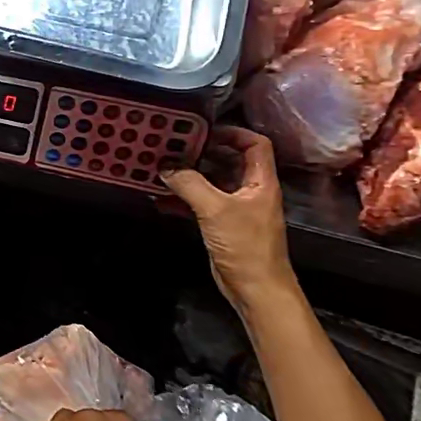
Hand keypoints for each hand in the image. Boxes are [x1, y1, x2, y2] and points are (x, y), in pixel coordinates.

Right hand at [160, 126, 298, 313]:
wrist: (256, 290)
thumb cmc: (245, 246)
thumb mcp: (215, 209)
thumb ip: (189, 184)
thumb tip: (166, 166)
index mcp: (260, 182)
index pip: (255, 144)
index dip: (233, 133)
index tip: (203, 130)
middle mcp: (250, 191)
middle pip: (229, 161)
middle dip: (202, 152)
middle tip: (174, 146)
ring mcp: (236, 209)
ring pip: (212, 183)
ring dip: (189, 176)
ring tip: (162, 168)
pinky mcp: (222, 226)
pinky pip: (201, 204)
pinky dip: (182, 199)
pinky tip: (160, 198)